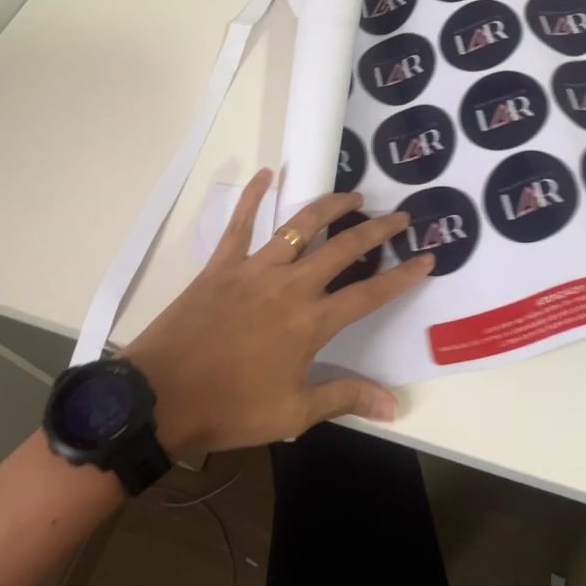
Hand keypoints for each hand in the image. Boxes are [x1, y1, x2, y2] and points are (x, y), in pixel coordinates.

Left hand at [122, 169, 430, 457]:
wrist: (159, 398)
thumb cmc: (229, 408)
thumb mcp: (293, 412)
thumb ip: (345, 397)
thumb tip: (394, 404)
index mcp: (311, 322)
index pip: (369, 293)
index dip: (402, 276)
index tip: (426, 258)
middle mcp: (290, 286)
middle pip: (343, 249)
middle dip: (376, 229)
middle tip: (399, 215)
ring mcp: (254, 270)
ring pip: (299, 226)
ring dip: (330, 207)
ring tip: (353, 196)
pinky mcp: (221, 265)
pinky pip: (240, 223)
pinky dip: (254, 196)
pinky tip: (267, 173)